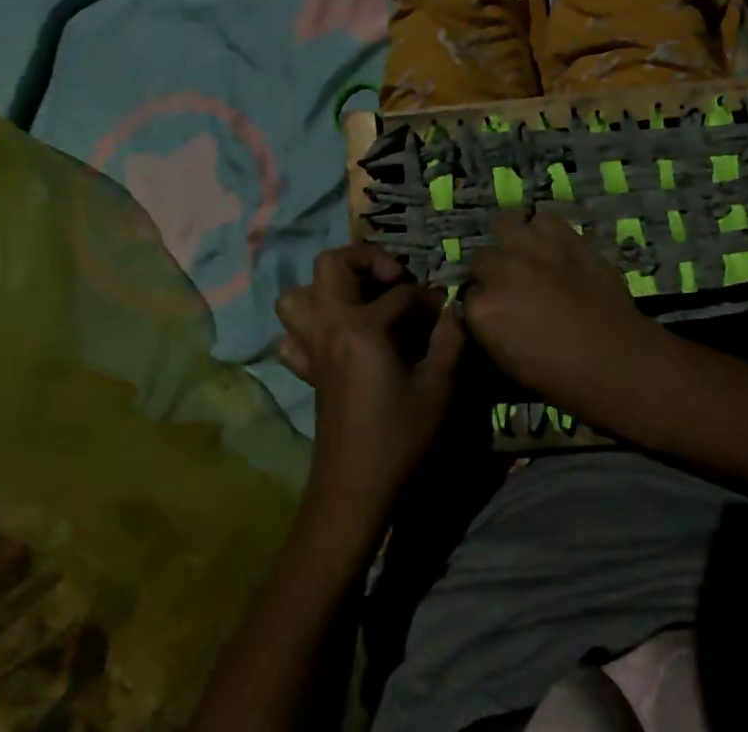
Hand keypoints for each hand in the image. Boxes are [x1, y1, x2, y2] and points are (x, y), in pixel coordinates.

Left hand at [275, 243, 463, 509]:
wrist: (355, 487)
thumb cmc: (401, 436)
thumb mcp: (439, 386)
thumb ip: (450, 338)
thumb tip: (454, 308)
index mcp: (362, 329)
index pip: (400, 292)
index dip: (429, 297)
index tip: (445, 312)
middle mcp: (329, 328)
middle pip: (332, 265)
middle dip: (367, 260)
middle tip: (396, 281)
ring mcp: (312, 349)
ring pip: (299, 295)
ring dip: (331, 287)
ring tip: (365, 301)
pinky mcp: (307, 370)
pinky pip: (293, 334)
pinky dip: (311, 326)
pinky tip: (340, 337)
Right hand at [462, 212, 660, 394]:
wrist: (617, 361)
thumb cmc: (561, 379)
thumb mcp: (507, 365)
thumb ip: (489, 332)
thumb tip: (487, 315)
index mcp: (483, 310)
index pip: (467, 296)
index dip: (482, 303)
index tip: (494, 313)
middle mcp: (504, 271)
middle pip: (482, 258)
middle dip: (492, 272)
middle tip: (512, 287)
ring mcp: (538, 251)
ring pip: (507, 225)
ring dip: (512, 240)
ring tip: (525, 255)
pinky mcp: (570, 240)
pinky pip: (545, 220)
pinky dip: (544, 230)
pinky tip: (551, 246)